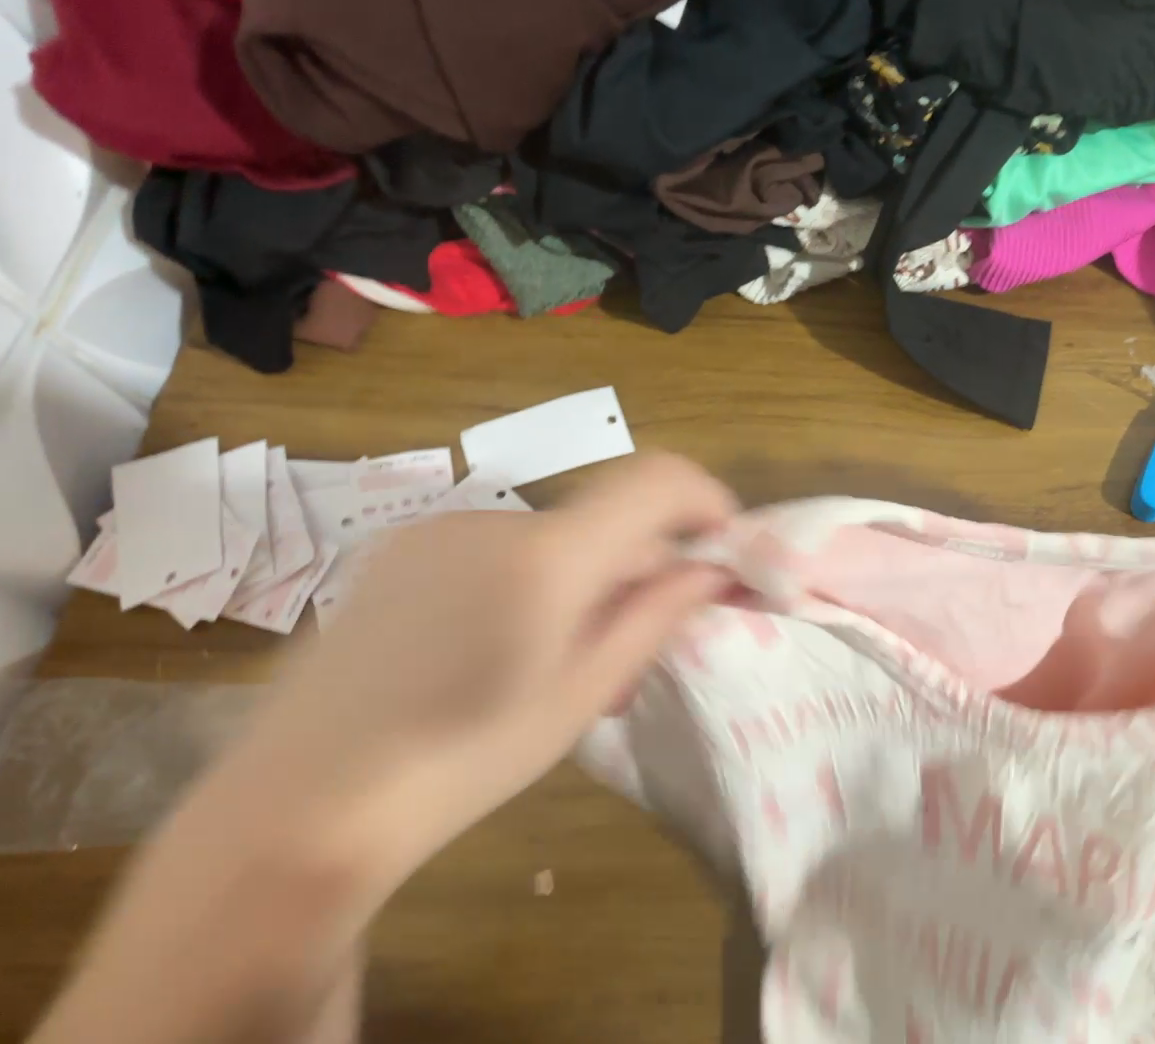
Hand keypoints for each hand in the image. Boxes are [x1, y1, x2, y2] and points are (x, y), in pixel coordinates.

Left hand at [204, 452, 736, 885]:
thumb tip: (713, 570)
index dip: (704, 500)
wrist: (302, 805)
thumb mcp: (583, 694)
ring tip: (563, 664)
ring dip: (584, 581)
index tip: (720, 550)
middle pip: (603, 520)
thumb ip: (656, 616)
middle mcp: (493, 520)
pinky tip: (502, 650)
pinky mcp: (399, 551)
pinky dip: (532, 582)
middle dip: (640, 568)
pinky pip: (499, 549)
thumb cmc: (465, 762)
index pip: (656, 480)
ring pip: (554, 539)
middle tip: (636, 650)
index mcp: (547, 557)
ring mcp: (437, 530)